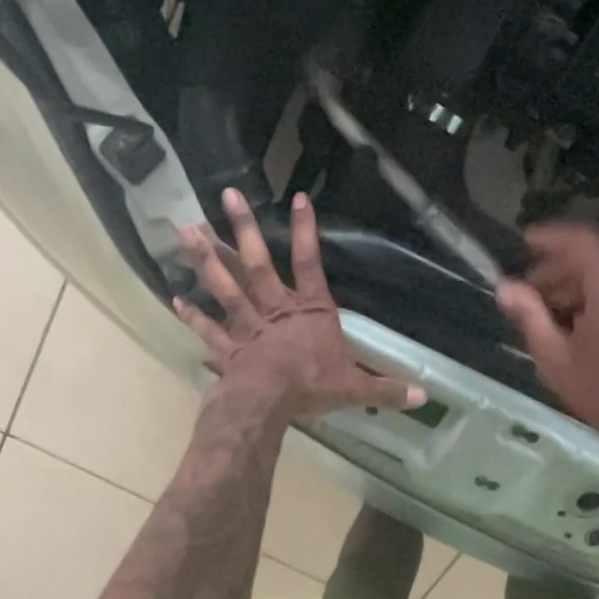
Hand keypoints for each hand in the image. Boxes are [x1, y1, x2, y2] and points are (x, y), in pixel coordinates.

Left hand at [175, 189, 424, 420]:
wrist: (267, 402)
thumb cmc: (311, 387)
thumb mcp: (355, 389)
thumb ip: (386, 389)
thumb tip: (423, 397)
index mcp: (310, 312)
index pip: (311, 263)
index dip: (307, 231)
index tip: (299, 198)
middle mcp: (275, 309)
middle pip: (258, 262)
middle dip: (243, 229)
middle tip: (227, 195)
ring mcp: (247, 326)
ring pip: (226, 286)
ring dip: (207, 259)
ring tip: (186, 230)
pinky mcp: (227, 347)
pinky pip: (208, 328)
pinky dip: (192, 314)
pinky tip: (175, 298)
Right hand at [497, 224, 598, 454]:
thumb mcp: (555, 358)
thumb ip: (530, 316)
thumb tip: (504, 286)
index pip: (581, 241)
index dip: (550, 237)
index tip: (525, 240)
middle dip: (563, 270)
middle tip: (534, 291)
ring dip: (586, 286)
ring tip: (559, 313)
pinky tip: (592, 326)